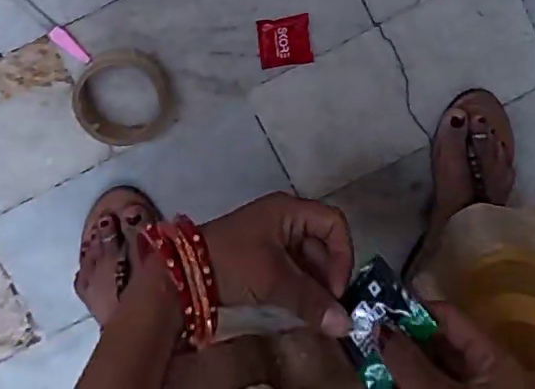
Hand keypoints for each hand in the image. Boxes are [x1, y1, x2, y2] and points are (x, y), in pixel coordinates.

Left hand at [200, 192, 354, 336]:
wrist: (187, 273)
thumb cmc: (234, 261)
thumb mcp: (274, 280)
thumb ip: (311, 301)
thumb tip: (346, 324)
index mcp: (290, 210)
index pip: (333, 223)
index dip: (342, 254)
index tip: (336, 288)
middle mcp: (286, 220)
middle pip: (323, 245)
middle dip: (327, 278)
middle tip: (328, 312)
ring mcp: (275, 240)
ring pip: (309, 264)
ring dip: (314, 290)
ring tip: (314, 318)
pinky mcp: (265, 260)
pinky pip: (293, 274)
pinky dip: (299, 293)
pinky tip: (298, 314)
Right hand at [379, 302, 529, 388]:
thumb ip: (410, 361)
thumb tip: (376, 323)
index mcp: (493, 354)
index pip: (446, 315)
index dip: (411, 309)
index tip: (377, 308)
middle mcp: (488, 369)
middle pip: (439, 343)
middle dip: (403, 340)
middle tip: (368, 334)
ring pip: (435, 369)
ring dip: (405, 364)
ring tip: (372, 357)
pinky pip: (436, 387)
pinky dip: (414, 383)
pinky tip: (389, 381)